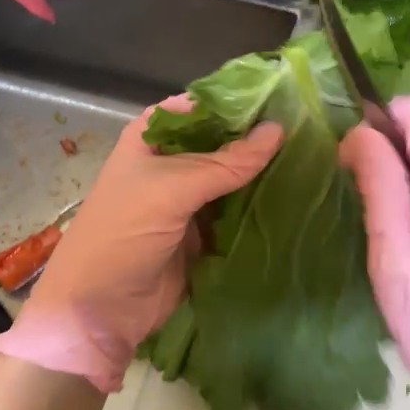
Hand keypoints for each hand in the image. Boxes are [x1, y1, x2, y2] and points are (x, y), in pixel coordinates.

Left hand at [0, 96, 281, 390]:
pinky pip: (236, 211)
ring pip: (231, 177)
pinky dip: (259, 205)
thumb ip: (226, 163)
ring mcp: (187, 200)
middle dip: (255, 138)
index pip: (200, 106)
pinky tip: (294, 193)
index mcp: (151, 139)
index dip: (235, 102)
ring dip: (261, 172)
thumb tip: (278, 129)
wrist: (98, 312)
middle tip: (307, 127)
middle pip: (219, 141)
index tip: (280, 97)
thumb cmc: (123, 235)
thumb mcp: (172, 190)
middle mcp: (170, 164)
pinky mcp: (202, 233)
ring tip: (311, 156)